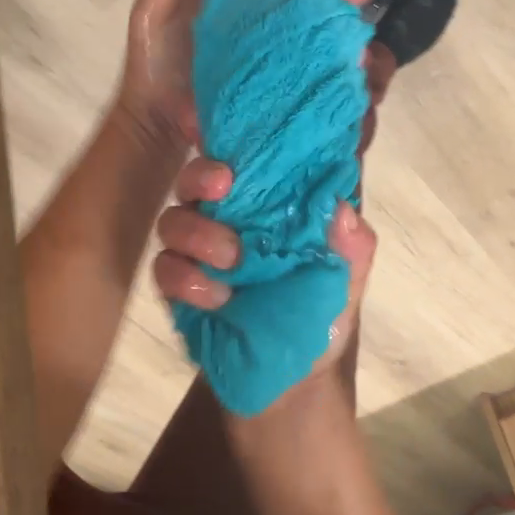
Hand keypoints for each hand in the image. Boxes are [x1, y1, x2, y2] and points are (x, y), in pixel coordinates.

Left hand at [117, 0, 372, 143]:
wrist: (158, 124)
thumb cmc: (153, 67)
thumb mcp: (151, 17)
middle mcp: (248, 13)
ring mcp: (265, 45)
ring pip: (304, 14)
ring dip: (333, 0)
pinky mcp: (275, 75)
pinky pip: (309, 55)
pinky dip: (332, 47)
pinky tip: (354, 43)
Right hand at [152, 158, 379, 376]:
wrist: (292, 382)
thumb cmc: (320, 317)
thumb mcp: (345, 282)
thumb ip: (351, 248)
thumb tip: (342, 211)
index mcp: (266, 205)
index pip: (242, 158)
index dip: (223, 136)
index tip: (220, 132)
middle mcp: (226, 219)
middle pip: (194, 178)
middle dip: (201, 174)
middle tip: (223, 186)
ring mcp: (196, 252)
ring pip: (172, 219)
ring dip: (195, 231)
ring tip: (230, 259)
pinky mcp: (178, 287)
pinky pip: (164, 269)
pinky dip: (182, 277)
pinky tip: (212, 297)